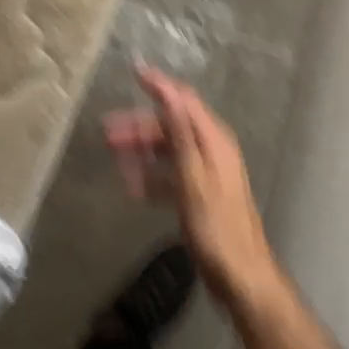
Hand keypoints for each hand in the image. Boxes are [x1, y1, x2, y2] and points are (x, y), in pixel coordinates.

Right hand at [105, 66, 279, 302]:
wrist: (241, 277)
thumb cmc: (216, 228)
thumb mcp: (194, 180)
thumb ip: (182, 135)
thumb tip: (168, 94)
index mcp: (214, 141)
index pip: (184, 101)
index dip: (159, 86)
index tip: (133, 71)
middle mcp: (212, 150)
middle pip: (172, 126)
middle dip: (140, 126)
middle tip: (107, 134)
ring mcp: (207, 173)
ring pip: (169, 150)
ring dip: (142, 151)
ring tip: (115, 160)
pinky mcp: (200, 195)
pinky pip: (171, 174)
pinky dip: (152, 176)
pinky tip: (134, 188)